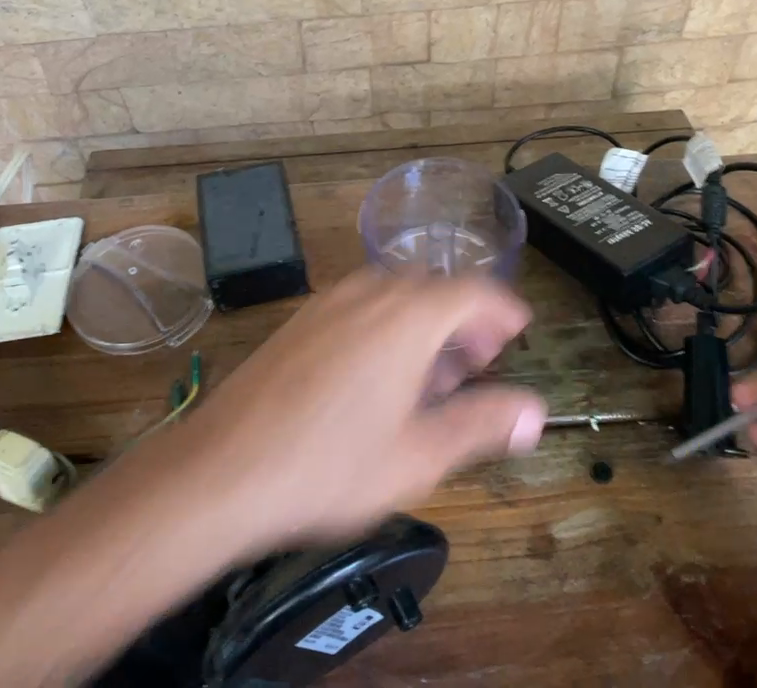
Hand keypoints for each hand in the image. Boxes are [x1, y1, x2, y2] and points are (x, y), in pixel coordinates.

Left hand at [168, 269, 546, 549]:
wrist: (222, 470)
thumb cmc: (328, 467)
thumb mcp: (419, 456)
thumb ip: (483, 425)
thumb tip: (535, 412)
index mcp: (407, 317)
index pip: (474, 290)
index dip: (503, 309)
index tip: (518, 331)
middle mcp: (367, 295)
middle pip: (431, 287)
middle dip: (462, 319)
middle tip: (476, 364)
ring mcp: (326, 305)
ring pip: (391, 295)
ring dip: (422, 323)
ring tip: (429, 377)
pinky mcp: (296, 323)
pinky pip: (356, 308)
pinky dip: (383, 327)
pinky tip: (376, 379)